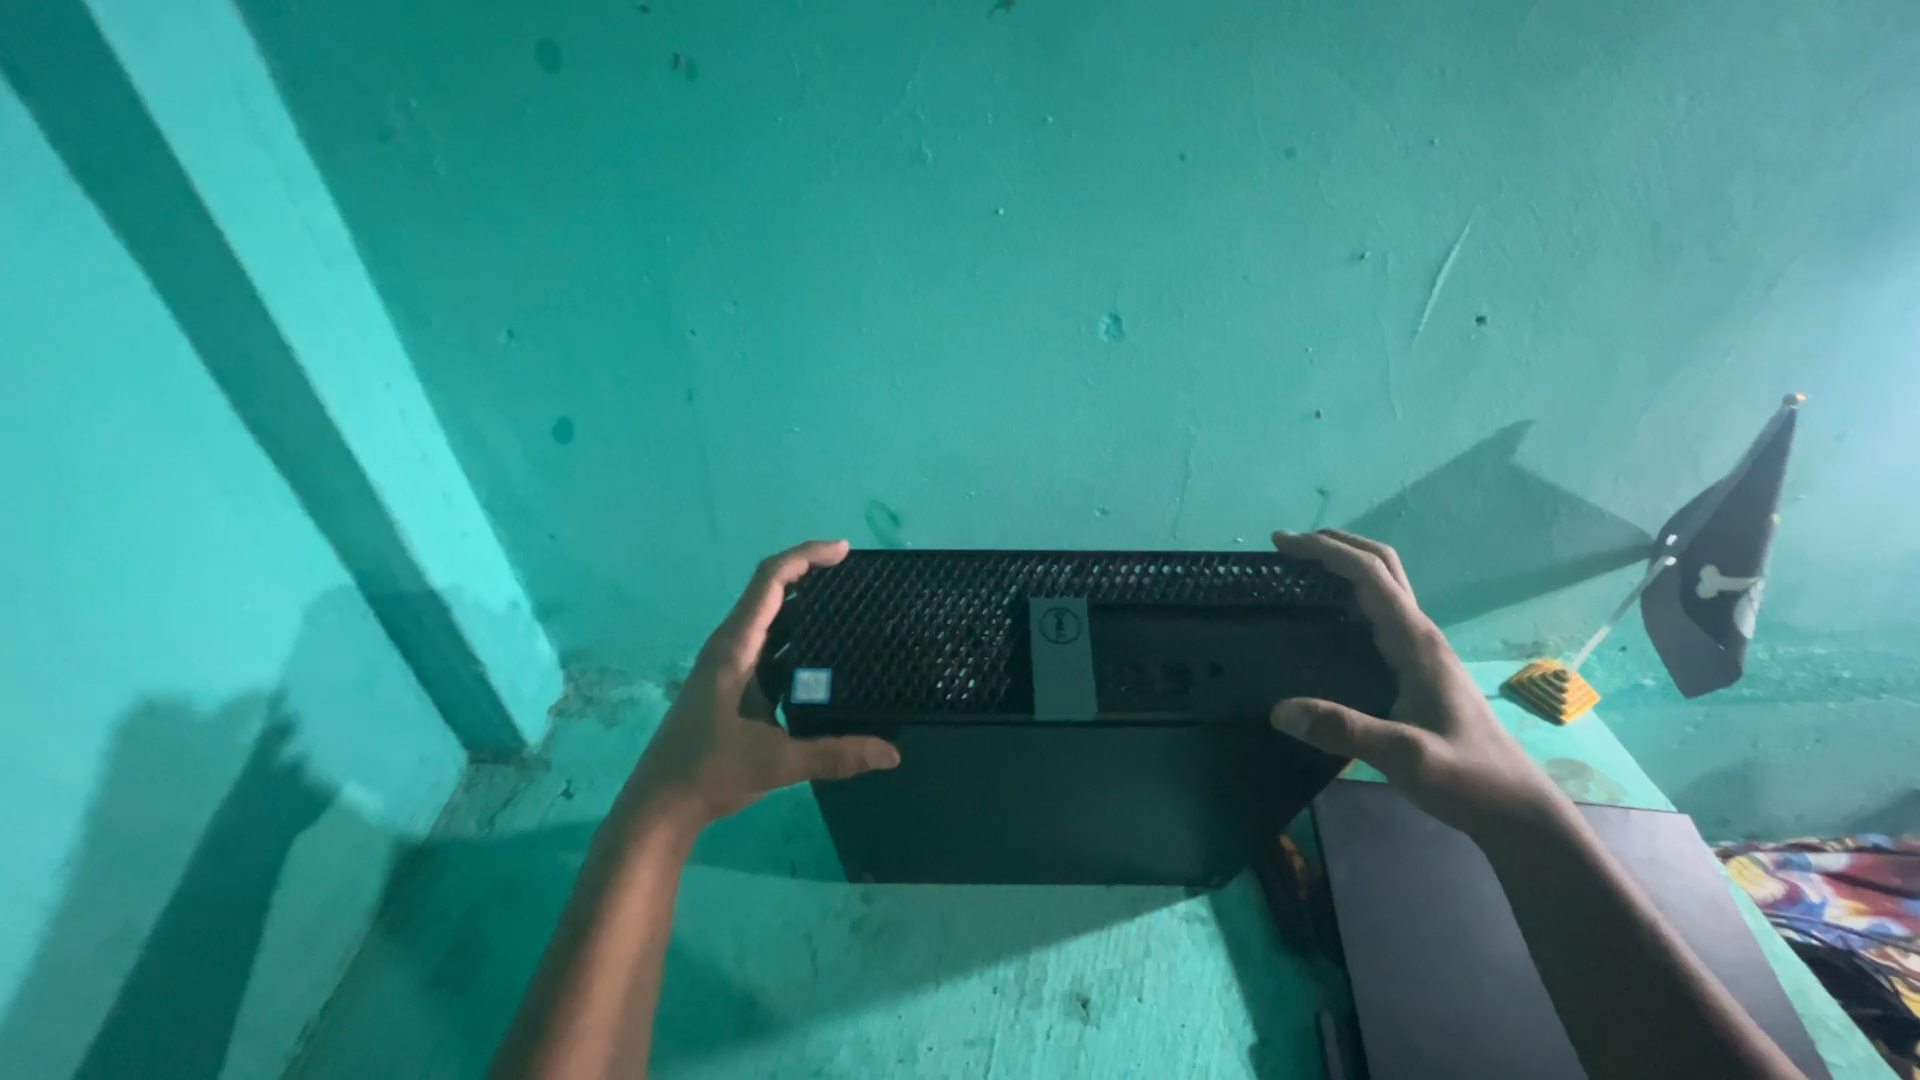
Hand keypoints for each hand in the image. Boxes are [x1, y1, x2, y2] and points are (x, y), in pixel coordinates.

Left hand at [619, 540, 901, 837]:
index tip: (844, 551)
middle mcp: (730, 647)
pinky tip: (826, 658)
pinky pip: (769, 647)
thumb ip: (836, 755)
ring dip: (805, 609)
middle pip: (771, 592)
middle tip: (858, 580)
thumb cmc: (709, 773)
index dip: (806, 556)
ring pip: (770, 620)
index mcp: (735, 648)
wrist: (660, 806)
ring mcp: (729, 665)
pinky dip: (798, 640)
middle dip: (812, 577)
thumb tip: (892, 753)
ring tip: (851, 611)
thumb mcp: (778, 762)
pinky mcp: (732, 685)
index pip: (770, 580)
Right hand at [1267, 529, 1563, 837]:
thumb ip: (1343, 730)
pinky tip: (1327, 616)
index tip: (1282, 544)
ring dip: (1344, 565)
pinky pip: (1380, 612)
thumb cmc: (1466, 777)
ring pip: (1383, 586)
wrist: (1514, 807)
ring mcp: (1422, 649)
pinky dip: (1350, 594)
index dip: (1325, 552)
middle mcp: (1420, 634)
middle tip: (1288, 547)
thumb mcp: (1404, 757)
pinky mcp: (1417, 666)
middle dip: (1335, 545)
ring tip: (1299, 571)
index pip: (1369, 576)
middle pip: (1382, 565)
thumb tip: (1278, 709)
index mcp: (1416, 642)